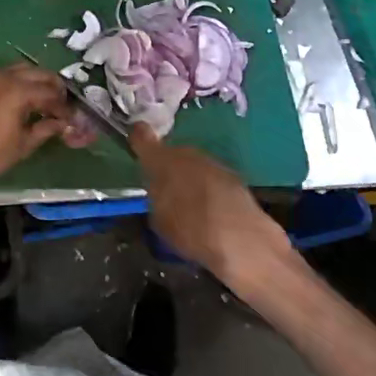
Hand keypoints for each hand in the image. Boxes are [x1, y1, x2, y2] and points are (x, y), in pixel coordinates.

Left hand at [0, 65, 72, 202]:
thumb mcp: (24, 143)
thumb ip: (46, 128)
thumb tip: (63, 123)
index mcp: (19, 91)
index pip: (51, 93)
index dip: (64, 107)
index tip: (71, 118)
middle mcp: (7, 78)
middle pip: (40, 74)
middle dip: (54, 88)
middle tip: (61, 107)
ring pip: (24, 70)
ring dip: (38, 81)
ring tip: (44, 102)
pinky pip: (8, 75)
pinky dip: (21, 82)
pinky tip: (25, 101)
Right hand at [132, 124, 289, 276]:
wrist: (240, 238)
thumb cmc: (189, 230)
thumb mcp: (158, 220)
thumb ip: (155, 198)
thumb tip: (159, 192)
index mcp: (160, 161)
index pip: (142, 138)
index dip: (138, 137)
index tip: (135, 138)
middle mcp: (185, 154)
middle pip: (171, 154)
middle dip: (167, 167)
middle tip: (165, 190)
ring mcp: (211, 162)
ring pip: (192, 164)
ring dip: (189, 177)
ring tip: (190, 203)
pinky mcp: (232, 174)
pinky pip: (210, 176)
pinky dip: (208, 187)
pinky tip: (211, 209)